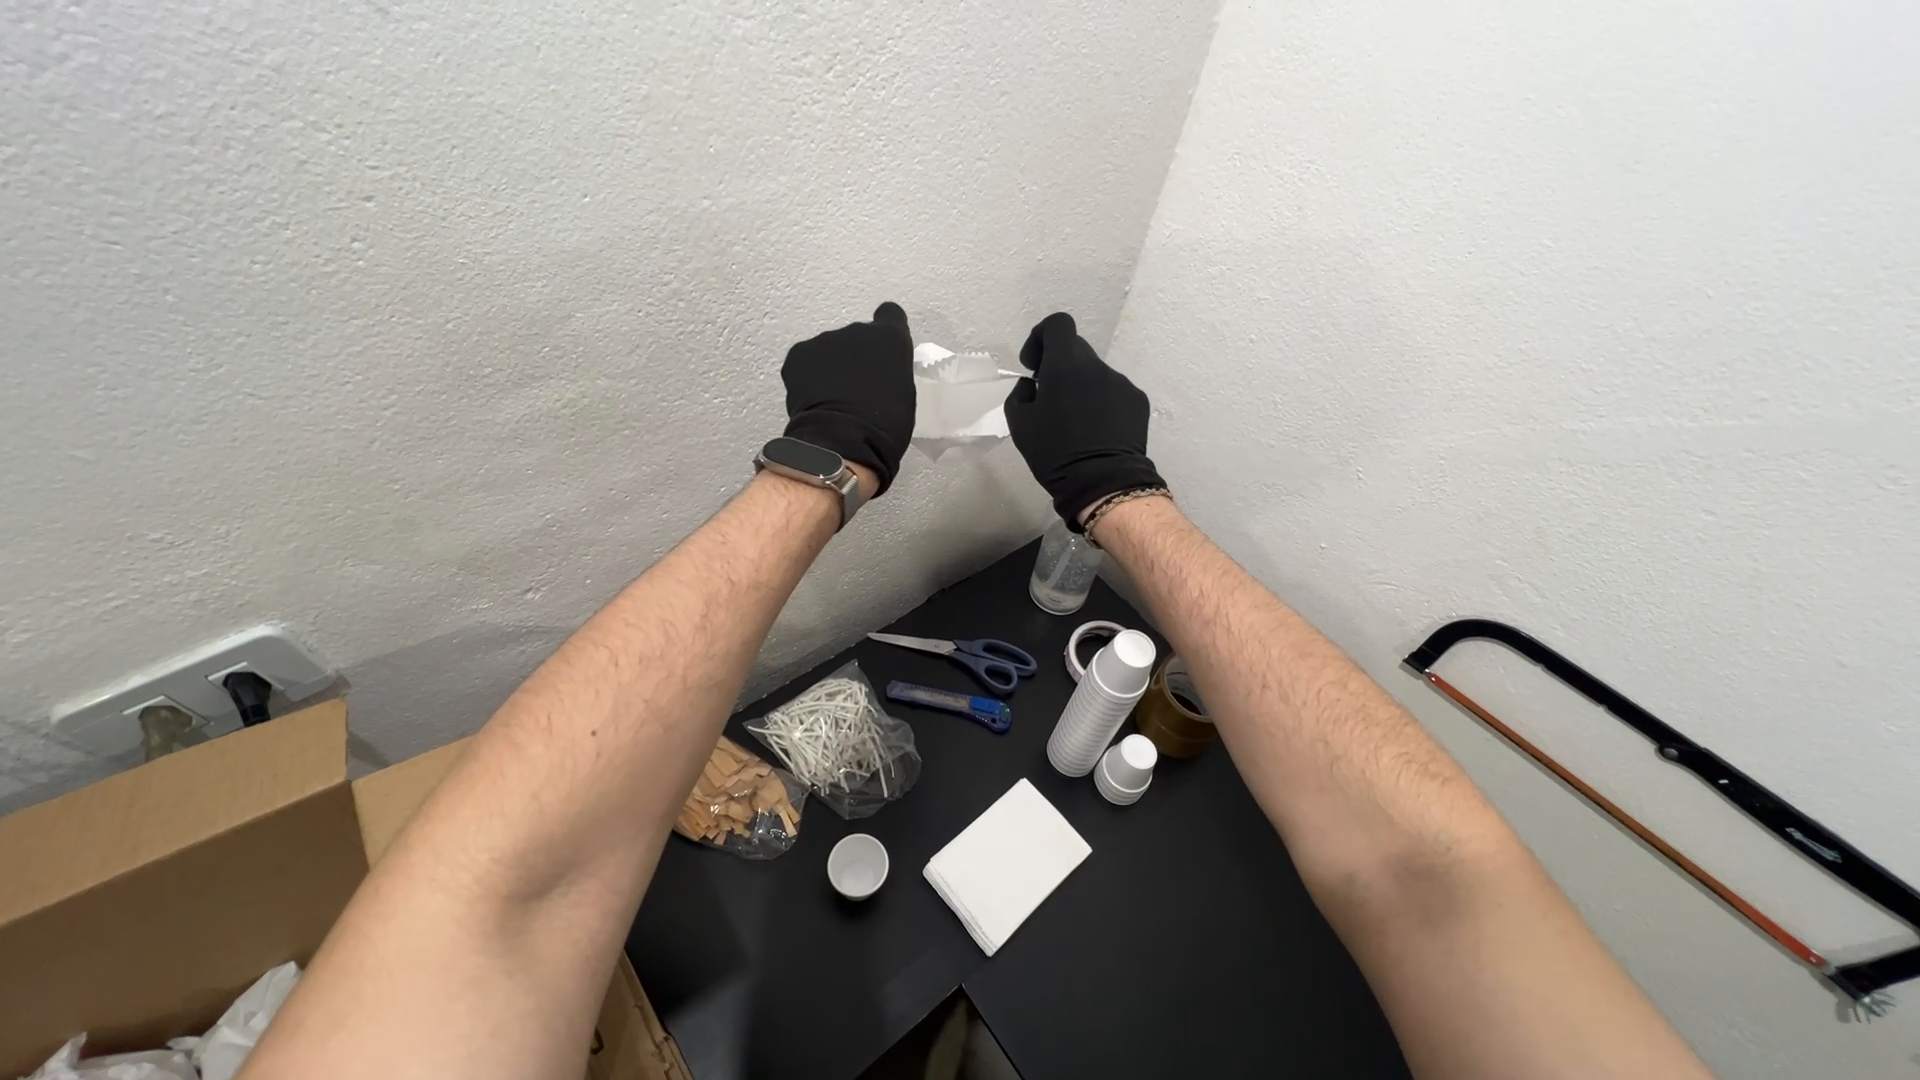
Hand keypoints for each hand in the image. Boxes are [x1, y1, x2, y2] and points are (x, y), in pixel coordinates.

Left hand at [781, 302, 915, 495]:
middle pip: (856, 337)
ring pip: (829, 350)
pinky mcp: (798, 355)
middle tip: (855, 390)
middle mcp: (858, 331)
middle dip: (855, 357)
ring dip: (830, 367)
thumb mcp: (902, 393)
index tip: (881, 349)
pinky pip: (805, 362)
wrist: (844, 441)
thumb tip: (876, 374)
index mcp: (890, 339)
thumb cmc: (885, 426)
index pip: (890, 316)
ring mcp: (825, 340)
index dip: (884, 330)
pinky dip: (807, 377)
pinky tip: (813, 401)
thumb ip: (890, 372)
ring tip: (832, 400)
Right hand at [1004, 312, 1165, 527]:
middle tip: (1049, 398)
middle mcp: (1096, 366)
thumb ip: (1020, 395)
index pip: (1057, 325)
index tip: (1034, 366)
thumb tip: (1031, 385)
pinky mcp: (1138, 402)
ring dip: (1081, 388)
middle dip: (1059, 367)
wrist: (1103, 483)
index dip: (1041, 337)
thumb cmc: (1054, 454)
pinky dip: (1101, 404)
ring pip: (1094, 374)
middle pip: (1075, 350)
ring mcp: (1121, 383)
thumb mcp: (1020, 425)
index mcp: (1065, 365)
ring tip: (1075, 424)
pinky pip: (1113, 393)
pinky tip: (1096, 433)